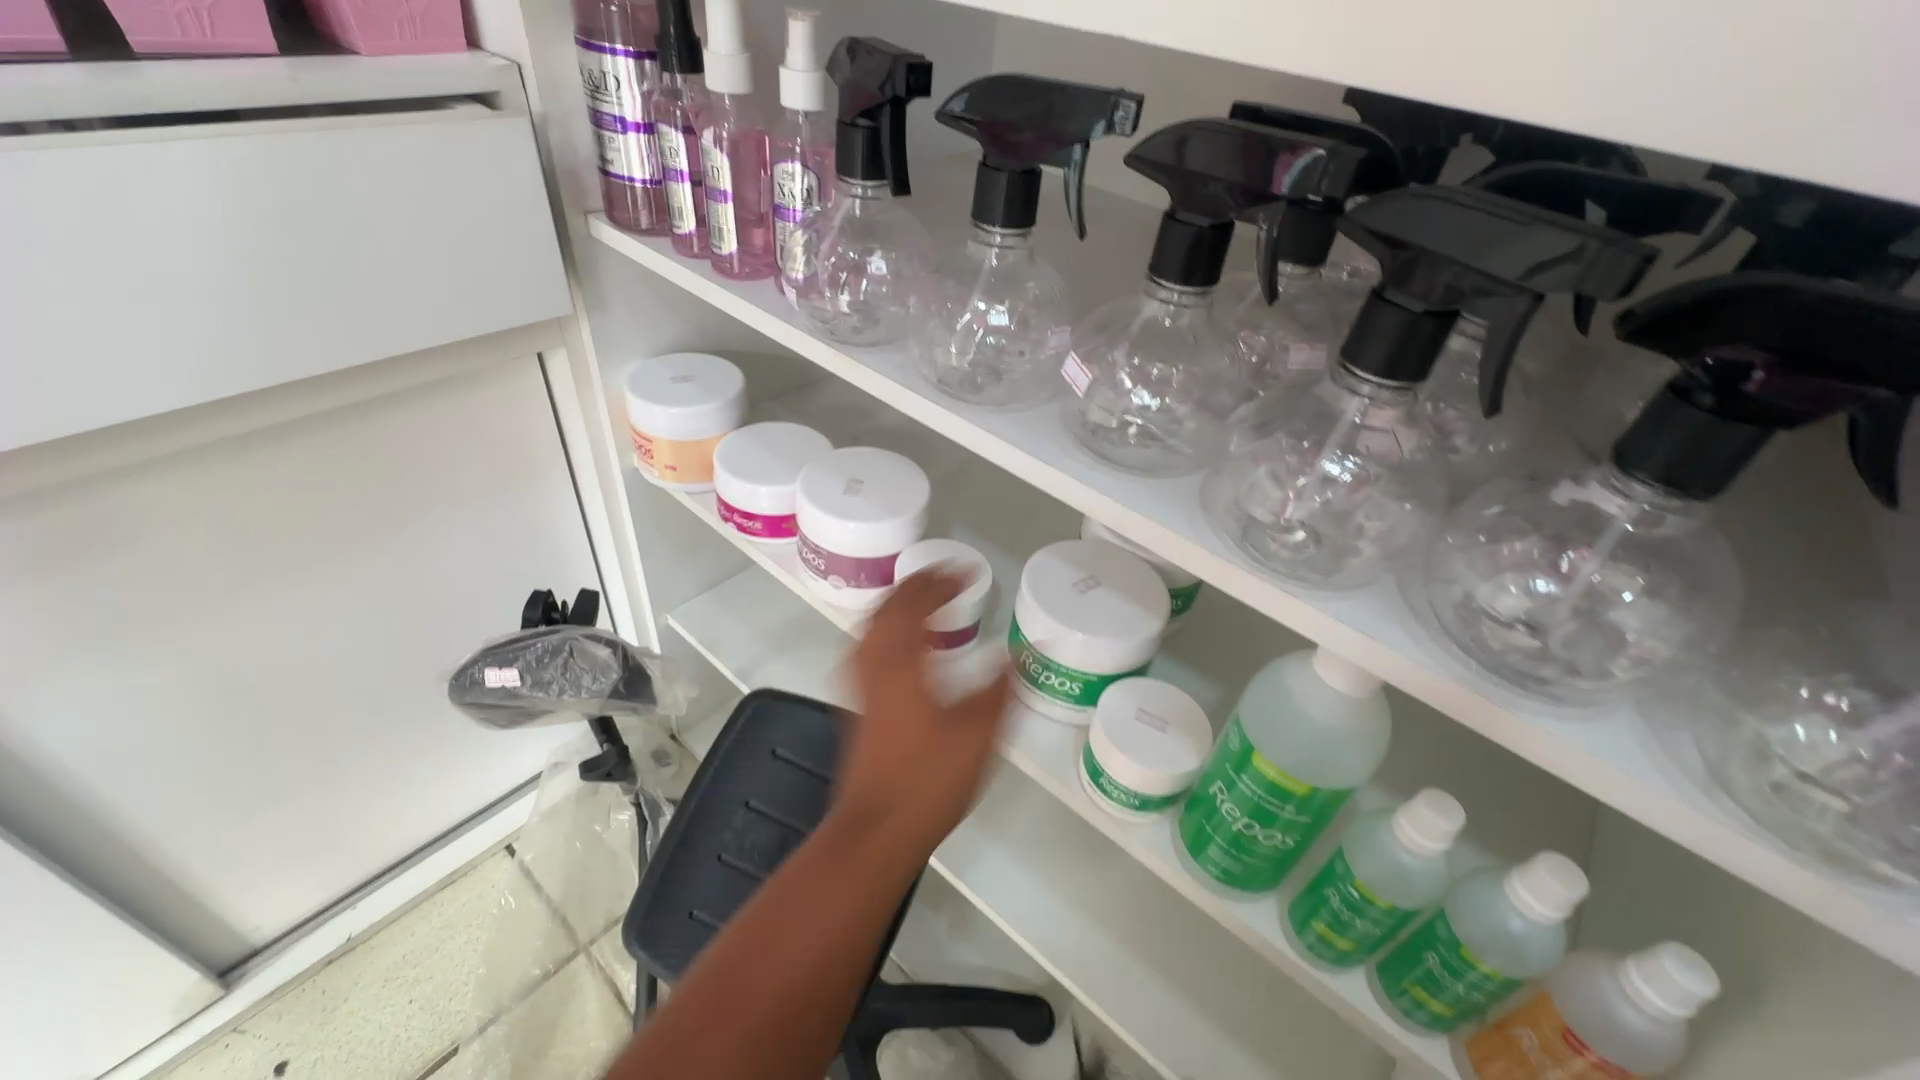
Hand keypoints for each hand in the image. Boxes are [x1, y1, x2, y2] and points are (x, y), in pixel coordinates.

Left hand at [832, 569, 1012, 855]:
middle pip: (885, 608)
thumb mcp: (978, 734)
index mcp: (901, 663)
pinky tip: (903, 648)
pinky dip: (886, 631)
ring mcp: (859, 687)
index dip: (940, 580)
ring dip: (896, 605)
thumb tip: (1018, 652)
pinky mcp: (856, 707)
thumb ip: (1000, 688)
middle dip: (915, 585)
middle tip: (944, 577)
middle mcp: (872, 666)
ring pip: (870, 627)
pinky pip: (867, 648)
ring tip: (924, 602)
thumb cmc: (928, 780)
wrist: (877, 830)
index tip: (965, 569)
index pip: (915, 604)